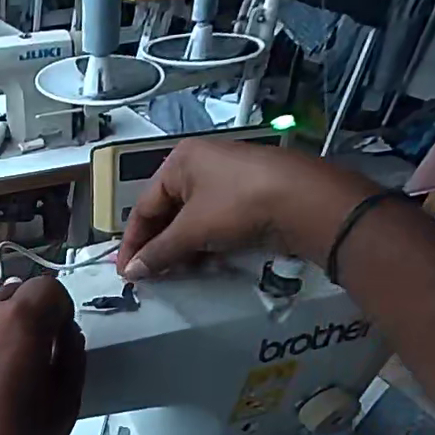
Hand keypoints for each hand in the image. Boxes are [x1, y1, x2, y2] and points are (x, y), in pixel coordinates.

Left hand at [0, 277, 85, 434]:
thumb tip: (64, 332)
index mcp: (18, 321)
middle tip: (40, 353)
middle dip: (34, 313)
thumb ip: (72, 351)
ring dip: (6, 324)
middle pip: (17, 292)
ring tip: (11, 366)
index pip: (49, 286)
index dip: (61, 309)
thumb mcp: (67, 397)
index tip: (61, 338)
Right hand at [116, 138, 374, 280]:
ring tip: (173, 272)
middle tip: (148, 273)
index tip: (125, 269)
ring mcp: (228, 178)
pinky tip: (201, 263)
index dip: (132, 242)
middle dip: (157, 245)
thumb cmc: (239, 204)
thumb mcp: (191, 231)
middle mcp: (201, 164)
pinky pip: (214, 221)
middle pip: (167, 212)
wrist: (309, 202)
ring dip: (180, 247)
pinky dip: (204, 242)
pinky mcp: (250, 195)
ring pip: (191, 219)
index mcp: (180, 161)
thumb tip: (132, 272)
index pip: (143, 206)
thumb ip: (157, 253)